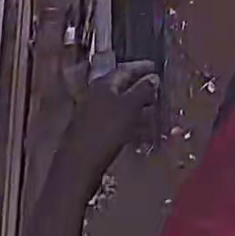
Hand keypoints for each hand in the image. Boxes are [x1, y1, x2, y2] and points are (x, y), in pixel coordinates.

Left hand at [55, 60, 159, 182]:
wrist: (77, 168)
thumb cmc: (106, 131)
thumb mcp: (130, 107)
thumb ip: (143, 90)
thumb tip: (153, 77)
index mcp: (103, 85)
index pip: (125, 69)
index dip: (141, 67)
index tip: (155, 67)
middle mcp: (94, 96)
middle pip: (120, 87)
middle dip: (139, 88)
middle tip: (156, 90)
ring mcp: (89, 116)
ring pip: (117, 106)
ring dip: (135, 107)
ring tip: (151, 111)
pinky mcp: (89, 134)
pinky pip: (113, 122)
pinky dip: (127, 123)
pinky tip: (137, 132)